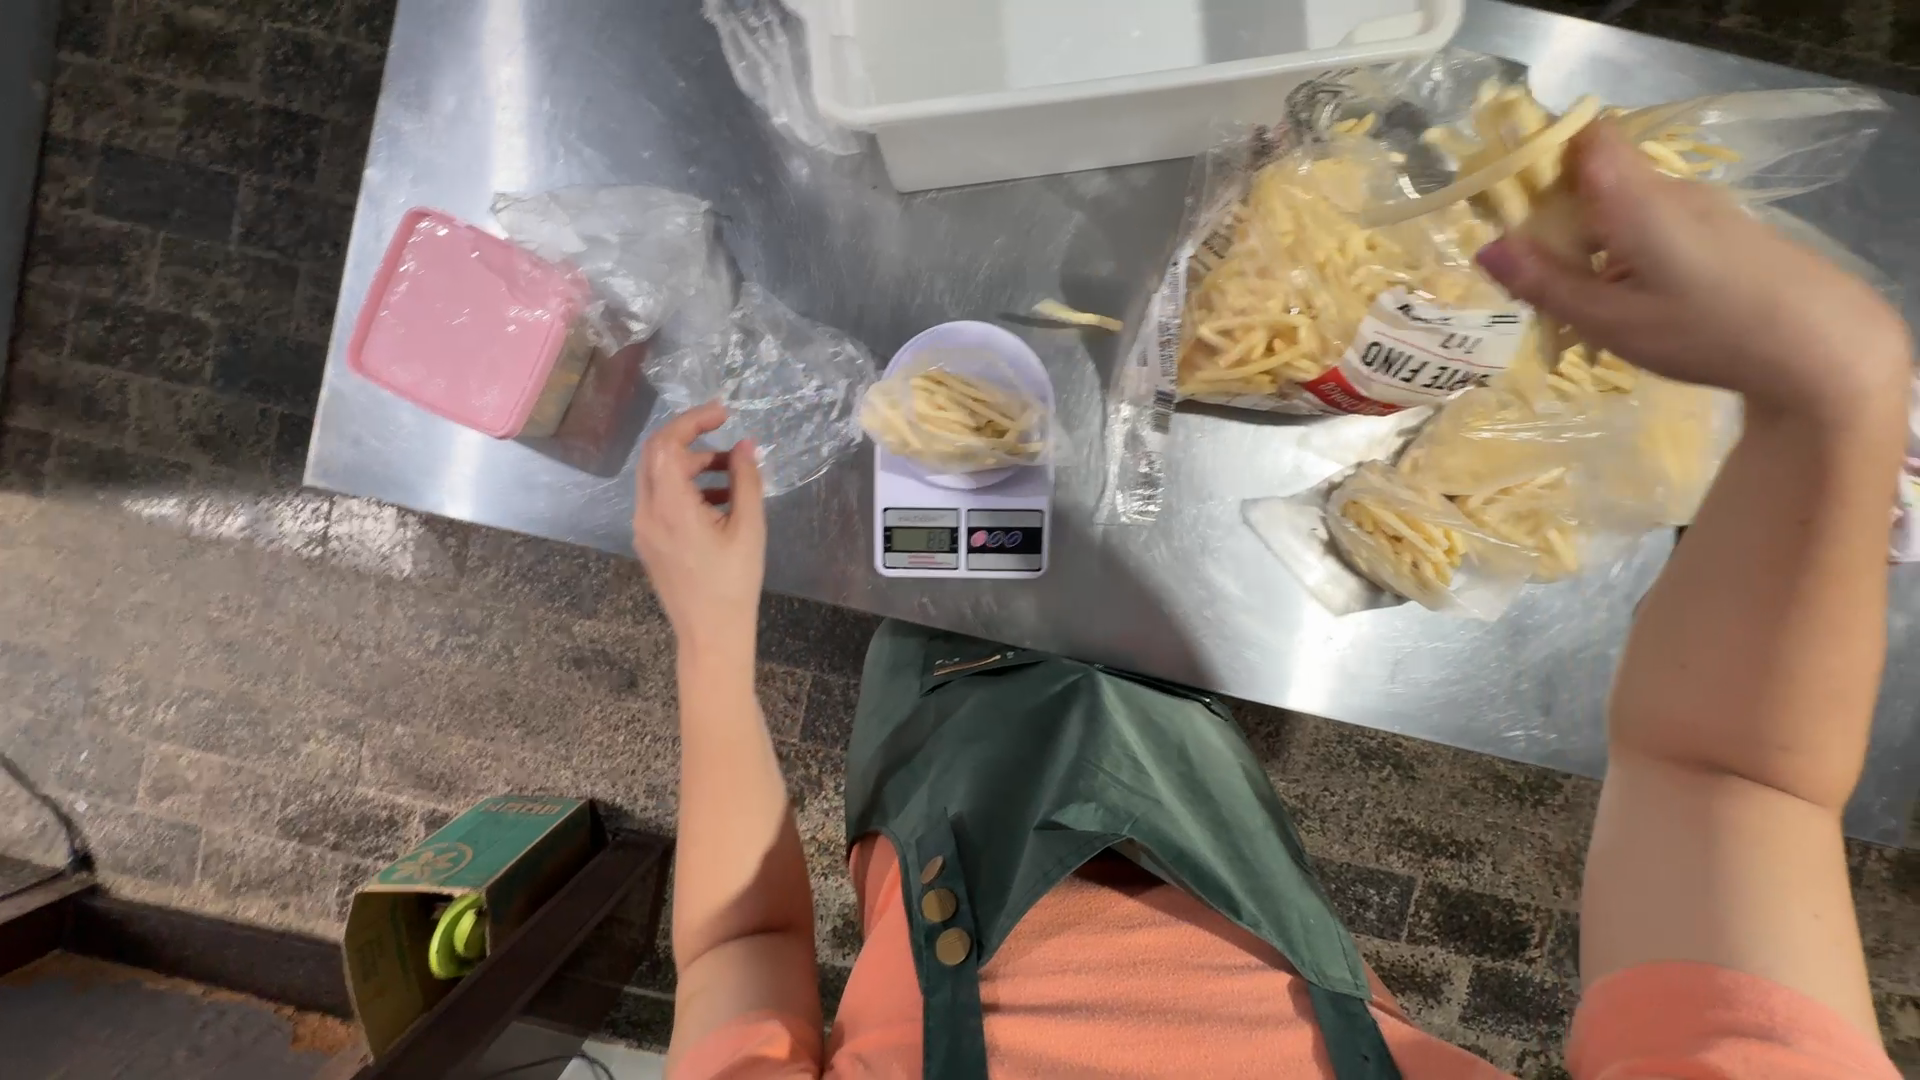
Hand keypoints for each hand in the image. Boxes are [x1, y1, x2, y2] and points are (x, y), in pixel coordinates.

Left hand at [632, 403, 765, 657]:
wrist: (711, 634)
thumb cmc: (735, 583)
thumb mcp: (750, 528)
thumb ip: (747, 481)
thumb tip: (746, 446)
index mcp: (670, 507)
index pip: (666, 443)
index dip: (692, 420)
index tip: (724, 413)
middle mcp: (647, 513)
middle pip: (657, 455)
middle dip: (692, 441)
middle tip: (728, 441)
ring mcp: (644, 528)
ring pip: (659, 477)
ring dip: (692, 466)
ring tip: (733, 477)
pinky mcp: (649, 541)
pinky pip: (661, 500)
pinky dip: (687, 488)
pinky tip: (720, 504)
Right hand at [1475, 121, 1910, 424]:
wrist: (1820, 348)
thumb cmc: (1703, 332)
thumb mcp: (1607, 318)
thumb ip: (1543, 283)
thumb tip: (1484, 248)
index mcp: (1639, 203)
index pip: (1588, 141)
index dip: (1541, 156)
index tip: (1505, 201)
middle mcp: (1670, 192)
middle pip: (1594, 180)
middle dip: (1549, 217)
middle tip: (1527, 278)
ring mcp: (1697, 209)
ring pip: (1616, 209)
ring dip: (1580, 243)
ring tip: (1569, 300)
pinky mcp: (1714, 230)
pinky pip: (1644, 226)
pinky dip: (1612, 253)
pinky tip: (1615, 300)